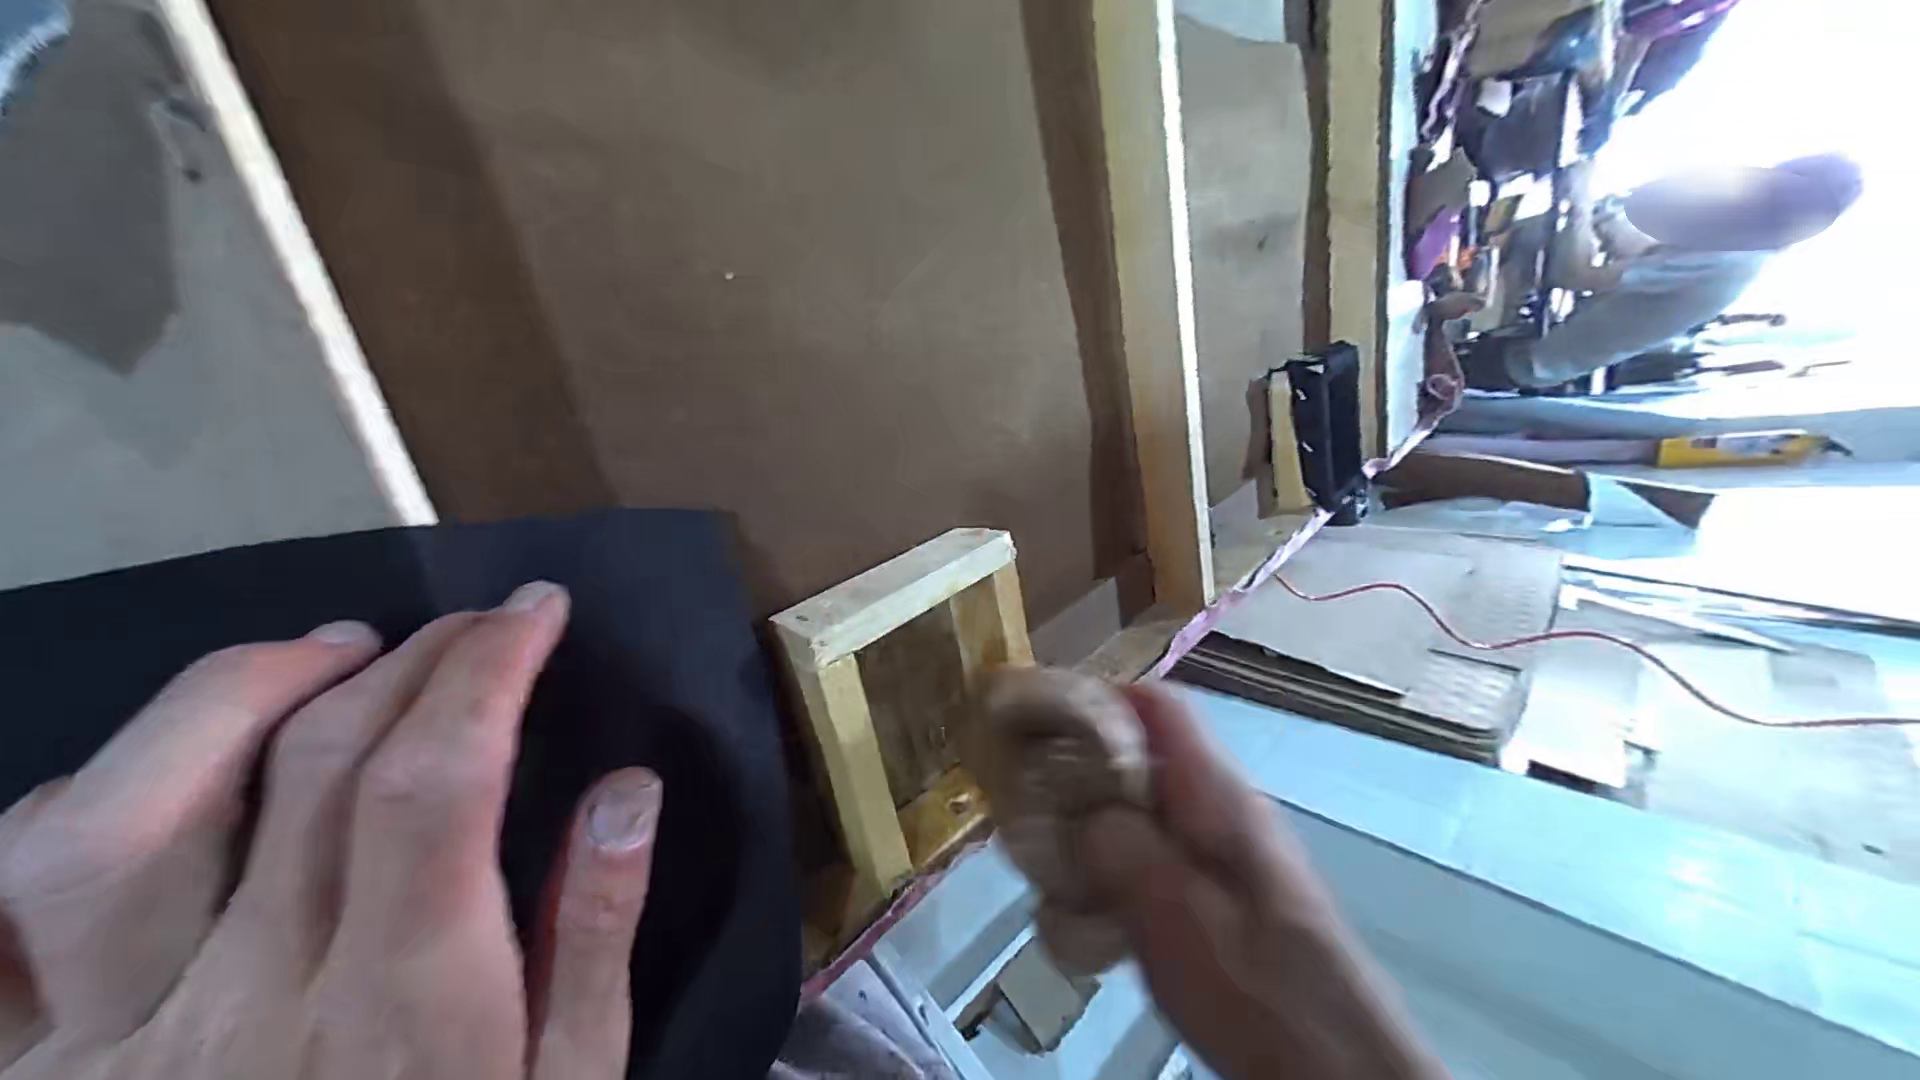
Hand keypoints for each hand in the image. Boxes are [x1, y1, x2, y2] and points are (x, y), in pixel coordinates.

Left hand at [0, 582, 660, 1079]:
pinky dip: (80, 799)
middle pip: (322, 764)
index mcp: (401, 999)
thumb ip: (596, 931)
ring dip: (245, 690)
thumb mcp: (573, 1075)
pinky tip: (182, 759)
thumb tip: (630, 788)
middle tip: (483, 619)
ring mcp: (108, 1039)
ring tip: (339, 645)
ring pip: (123, 818)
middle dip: (422, 655)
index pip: (440, 779)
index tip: (539, 609)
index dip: (490, 668)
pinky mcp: (16, 1073)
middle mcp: (247, 996)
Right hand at [1080, 684, 1445, 1079]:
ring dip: (1094, 816)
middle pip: (1143, 750)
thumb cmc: (1262, 990)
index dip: (1100, 699)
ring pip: (1142, 799)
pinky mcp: (1217, 883)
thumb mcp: (1178, 916)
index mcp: (1216, 795)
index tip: (1046, 725)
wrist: (1339, 1067)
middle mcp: (1220, 805)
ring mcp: (1221, 844)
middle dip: (1083, 764)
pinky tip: (1091, 897)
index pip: (1159, 705)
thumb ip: (1122, 850)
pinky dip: (1113, 854)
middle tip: (1032, 795)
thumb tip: (1073, 809)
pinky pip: (1152, 842)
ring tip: (1049, 848)